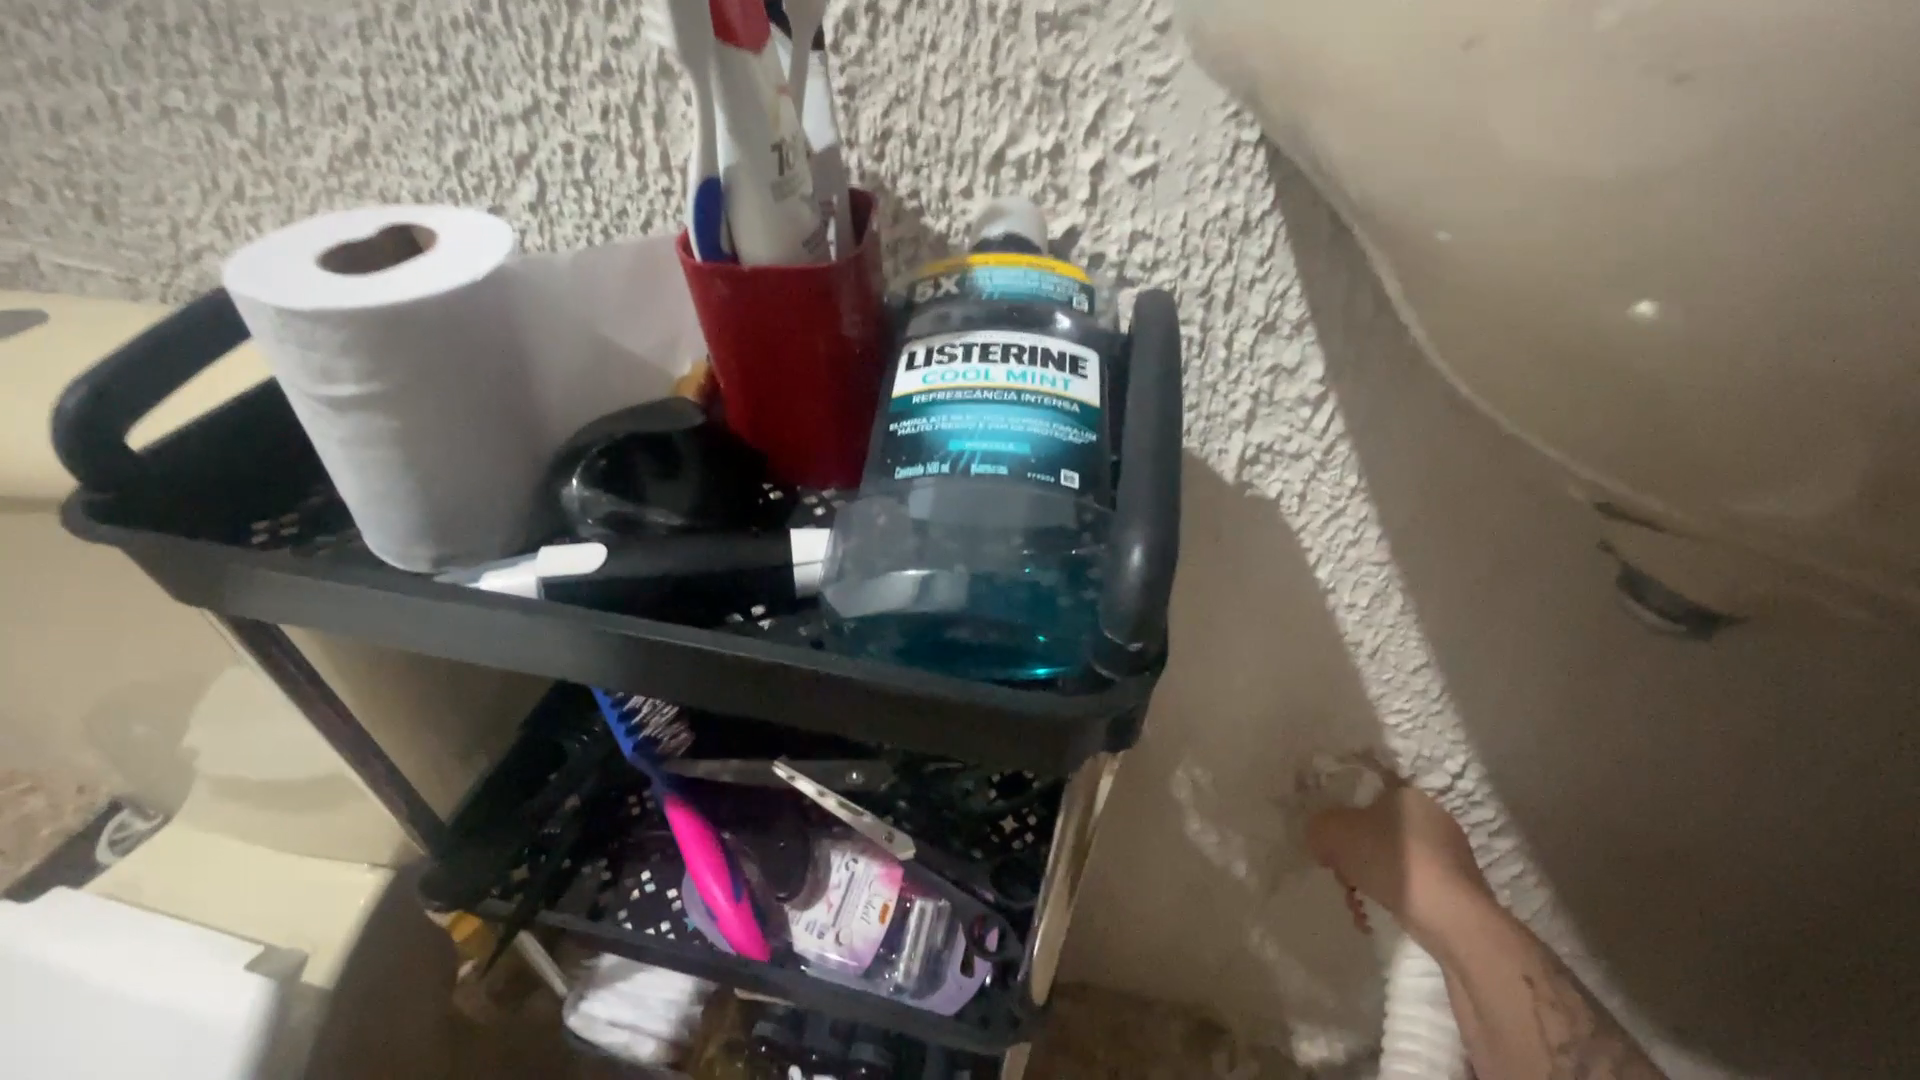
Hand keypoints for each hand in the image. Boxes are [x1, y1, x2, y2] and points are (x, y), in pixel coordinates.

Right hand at [1306, 771, 1494, 950]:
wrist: (1449, 915)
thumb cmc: (1390, 859)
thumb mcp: (1333, 832)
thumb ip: (1318, 827)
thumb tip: (1320, 839)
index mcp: (1407, 793)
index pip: (1365, 795)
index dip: (1340, 817)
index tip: (1328, 841)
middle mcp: (1432, 816)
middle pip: (1375, 830)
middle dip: (1352, 853)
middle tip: (1339, 873)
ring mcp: (1449, 852)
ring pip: (1392, 859)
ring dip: (1368, 877)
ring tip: (1355, 902)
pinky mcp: (1456, 885)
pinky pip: (1411, 883)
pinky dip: (1392, 895)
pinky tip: (1376, 912)